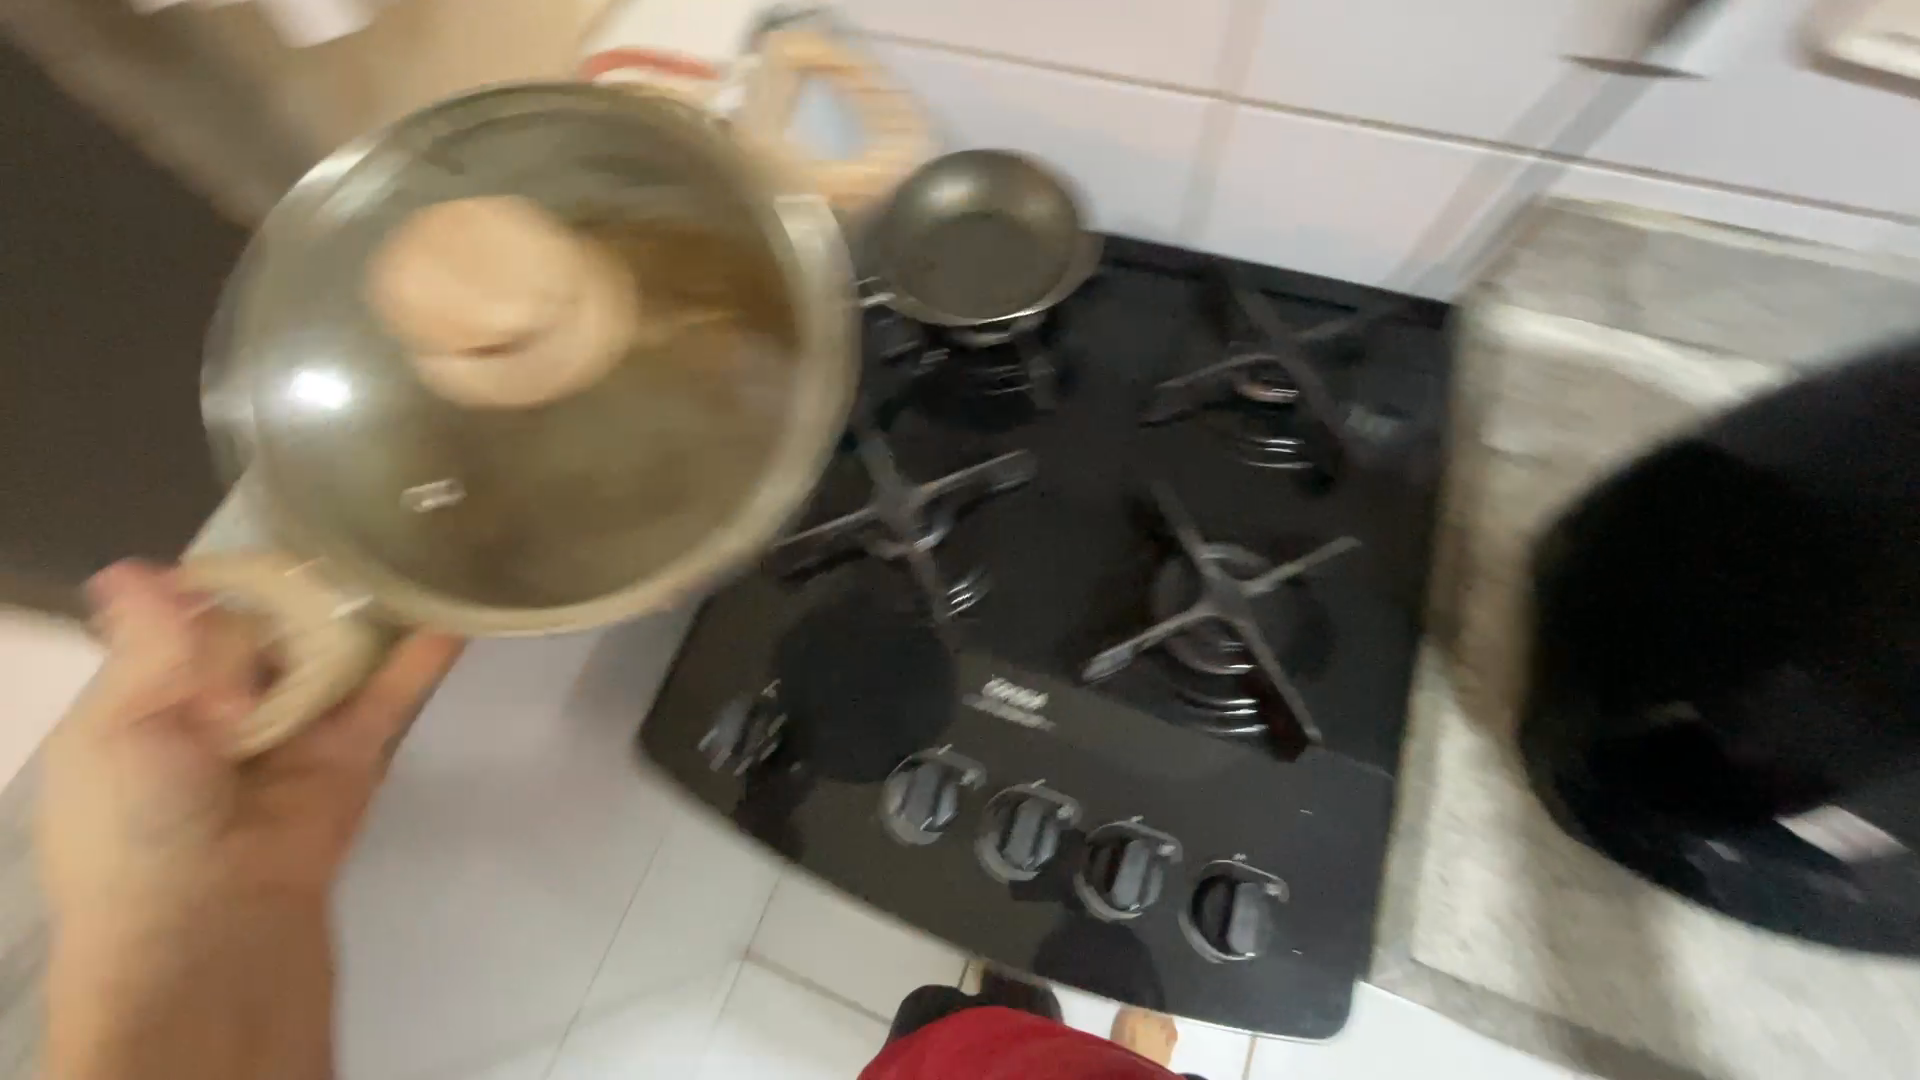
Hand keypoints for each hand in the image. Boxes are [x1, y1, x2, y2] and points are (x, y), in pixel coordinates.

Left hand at [38, 559, 464, 924]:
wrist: (215, 913)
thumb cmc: (141, 821)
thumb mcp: (124, 730)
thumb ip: (152, 649)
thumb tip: (132, 567)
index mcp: (160, 696)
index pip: (198, 621)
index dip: (229, 588)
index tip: (274, 545)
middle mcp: (234, 702)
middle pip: (277, 630)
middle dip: (307, 595)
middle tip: (358, 540)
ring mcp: (303, 722)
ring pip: (339, 654)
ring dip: (369, 615)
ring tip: (414, 557)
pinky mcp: (360, 743)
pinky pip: (392, 690)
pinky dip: (422, 656)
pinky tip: (452, 618)